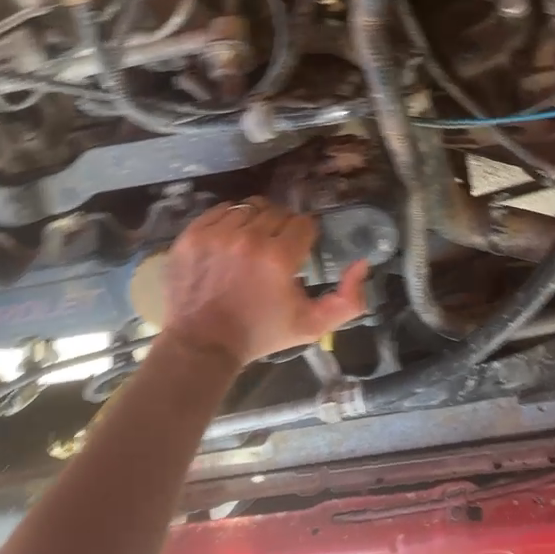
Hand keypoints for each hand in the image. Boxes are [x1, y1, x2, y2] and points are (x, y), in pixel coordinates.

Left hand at [159, 198, 367, 367]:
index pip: (303, 223)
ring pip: (249, 207)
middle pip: (277, 212)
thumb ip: (348, 300)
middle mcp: (248, 238)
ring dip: (256, 221)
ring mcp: (217, 234)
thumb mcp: (311, 326)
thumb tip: (362, 264)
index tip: (296, 253)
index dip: (304, 237)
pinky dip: (230, 220)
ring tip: (252, 243)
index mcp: (279, 257)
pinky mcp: (193, 235)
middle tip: (275, 250)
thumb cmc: (259, 334)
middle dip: (280, 228)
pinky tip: (230, 240)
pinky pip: (221, 210)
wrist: (202, 346)